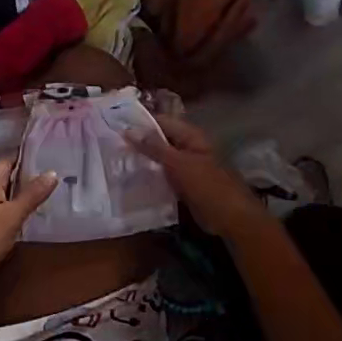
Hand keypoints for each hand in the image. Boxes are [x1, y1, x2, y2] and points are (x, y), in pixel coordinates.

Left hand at [0, 158, 58, 290]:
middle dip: (28, 172)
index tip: (50, 154)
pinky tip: (28, 210)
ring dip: (22, 188)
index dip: (28, 154)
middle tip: (55, 171)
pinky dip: (15, 202)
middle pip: (6, 172)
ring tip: (48, 189)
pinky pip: (0, 203)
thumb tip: (53, 172)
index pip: (9, 158)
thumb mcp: (13, 217)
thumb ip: (32, 194)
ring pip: (4, 189)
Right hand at [128, 115, 270, 241]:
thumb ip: (155, 147)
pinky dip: (150, 177)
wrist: (231, 218)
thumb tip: (129, 130)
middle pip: (160, 141)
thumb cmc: (208, 186)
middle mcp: (189, 148)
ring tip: (115, 161)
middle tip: (110, 145)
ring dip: (143, 161)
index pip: (162, 122)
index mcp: (191, 136)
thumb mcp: (179, 164)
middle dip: (139, 143)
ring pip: (160, 160)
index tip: (114, 126)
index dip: (140, 123)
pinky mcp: (184, 186)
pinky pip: (163, 177)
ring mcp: (187, 168)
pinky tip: (131, 180)